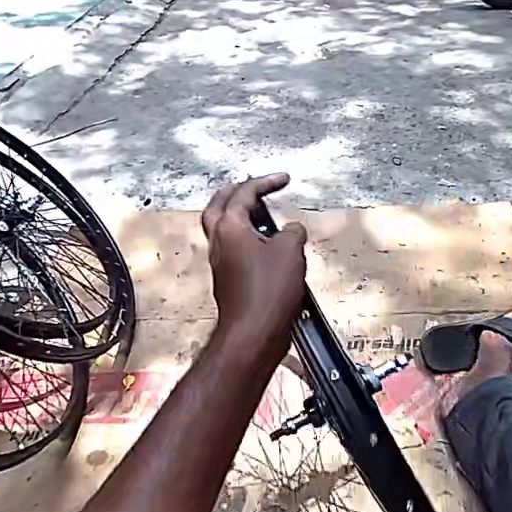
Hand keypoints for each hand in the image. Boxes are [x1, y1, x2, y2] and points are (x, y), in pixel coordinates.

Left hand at [200, 174, 306, 364]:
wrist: (254, 332)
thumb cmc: (269, 290)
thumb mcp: (290, 250)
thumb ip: (292, 232)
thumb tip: (291, 230)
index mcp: (230, 227)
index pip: (244, 193)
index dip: (266, 182)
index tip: (283, 179)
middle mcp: (219, 241)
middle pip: (219, 205)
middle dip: (237, 192)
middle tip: (254, 187)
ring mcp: (220, 261)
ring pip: (222, 227)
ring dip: (239, 215)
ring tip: (261, 213)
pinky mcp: (228, 278)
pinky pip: (232, 247)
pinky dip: (246, 237)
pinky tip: (266, 244)